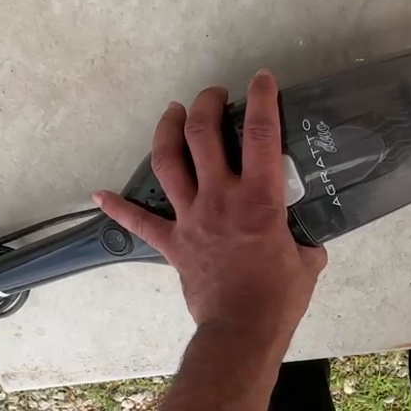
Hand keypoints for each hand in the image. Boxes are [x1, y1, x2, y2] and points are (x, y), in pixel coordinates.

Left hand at [96, 70, 326, 346]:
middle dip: (207, 104)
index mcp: (260, 199)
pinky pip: (141, 223)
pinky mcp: (173, 243)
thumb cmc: (279, 298)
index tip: (262, 79)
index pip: (261, 135)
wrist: (241, 331)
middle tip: (214, 95)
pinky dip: (120, 208)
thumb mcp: (308, 263)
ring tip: (173, 112)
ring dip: (168, 130)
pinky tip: (101, 195)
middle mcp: (221, 198)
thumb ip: (305, 242)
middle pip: (203, 134)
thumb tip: (304, 240)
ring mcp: (192, 218)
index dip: (263, 99)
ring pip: (168, 162)